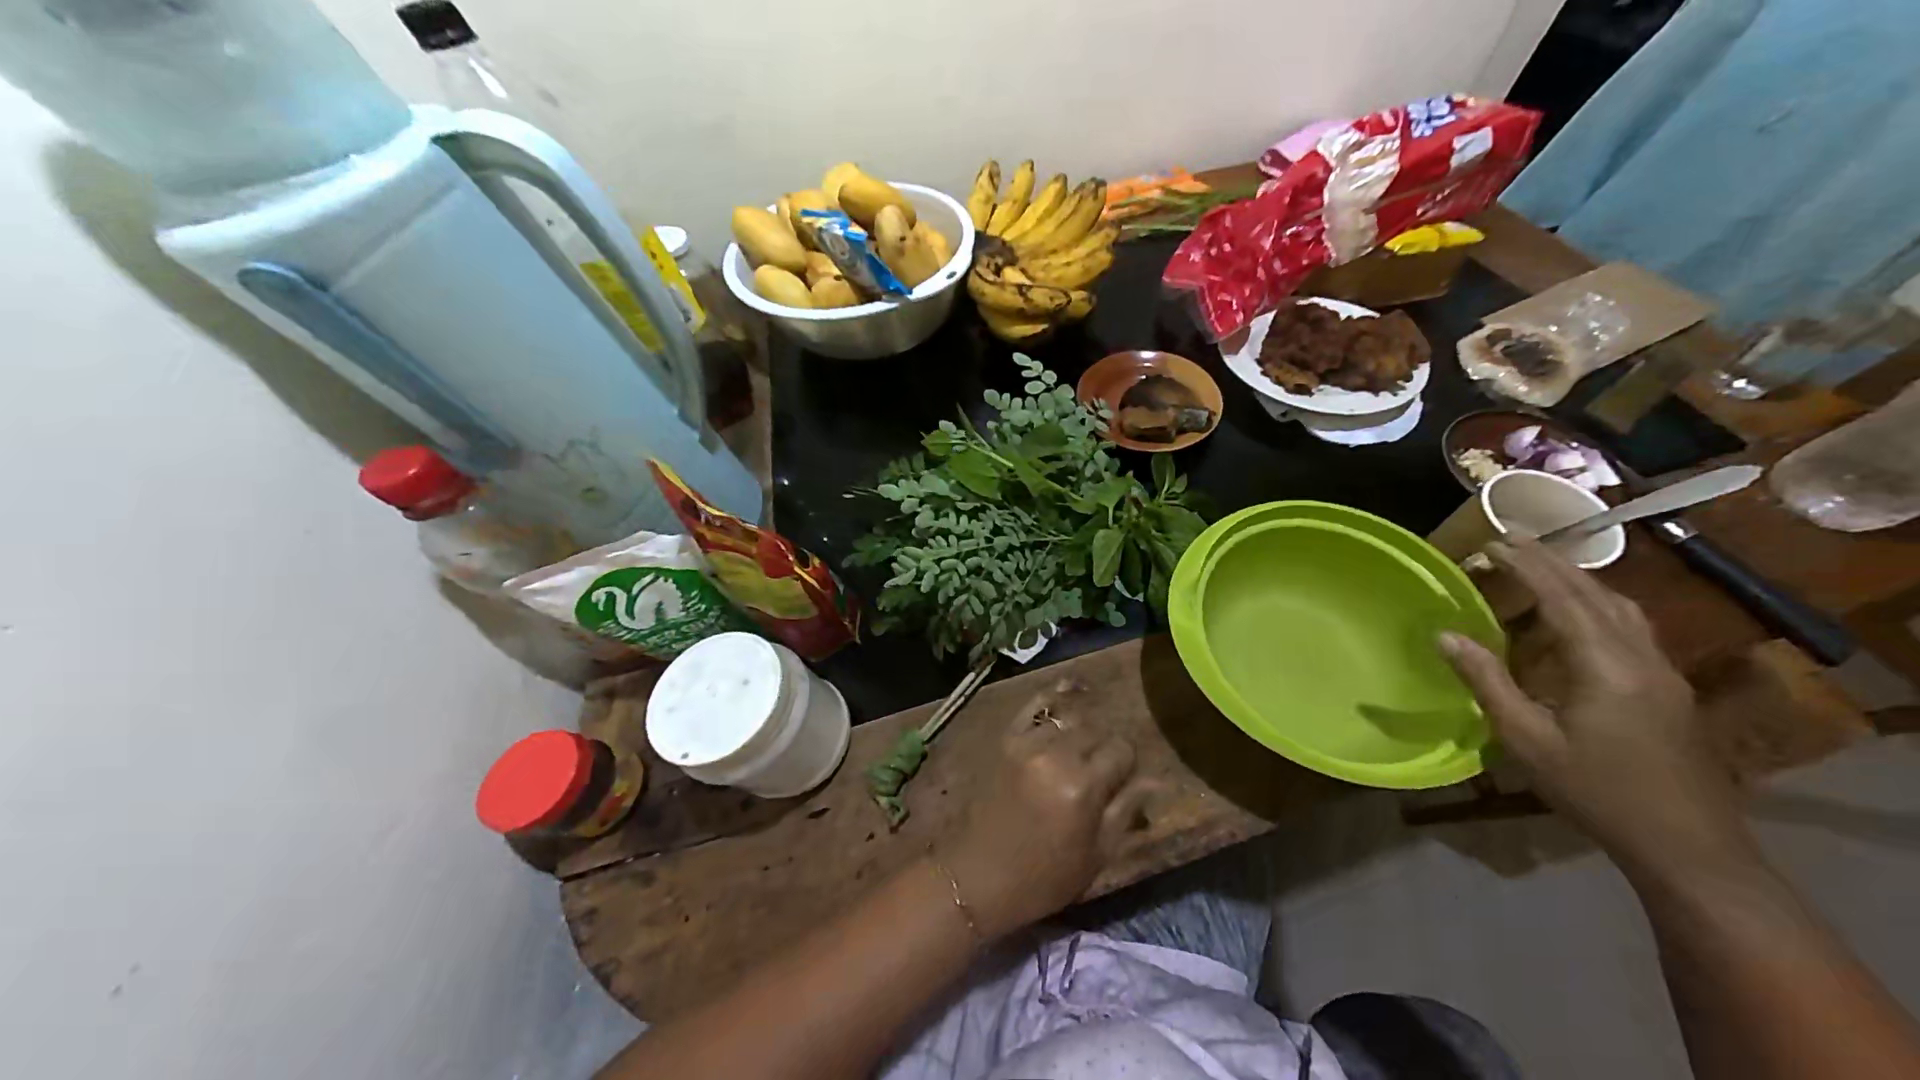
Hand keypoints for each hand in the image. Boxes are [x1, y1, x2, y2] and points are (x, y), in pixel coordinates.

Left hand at [939, 679, 1145, 938]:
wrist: (976, 876)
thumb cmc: (1043, 878)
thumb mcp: (1097, 855)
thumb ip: (1126, 810)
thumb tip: (1156, 781)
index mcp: (1084, 786)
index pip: (1122, 750)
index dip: (1127, 765)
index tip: (1122, 781)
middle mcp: (1057, 754)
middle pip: (1098, 729)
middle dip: (1105, 747)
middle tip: (1100, 772)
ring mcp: (1027, 742)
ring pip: (1069, 718)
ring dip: (1079, 732)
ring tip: (1077, 752)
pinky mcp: (1005, 739)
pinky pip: (1034, 706)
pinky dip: (1052, 698)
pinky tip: (1066, 692)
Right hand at [1438, 540, 1752, 874]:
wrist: (1687, 843)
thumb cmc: (1596, 790)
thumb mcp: (1526, 738)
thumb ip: (1487, 681)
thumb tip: (1445, 635)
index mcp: (1604, 665)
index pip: (1563, 598)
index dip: (1527, 566)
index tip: (1494, 542)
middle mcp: (1640, 657)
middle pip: (1596, 593)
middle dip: (1553, 561)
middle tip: (1513, 539)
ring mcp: (1661, 671)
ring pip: (1621, 607)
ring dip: (1579, 579)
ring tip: (1542, 565)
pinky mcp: (1668, 687)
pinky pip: (1630, 626)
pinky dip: (1597, 603)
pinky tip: (1580, 612)